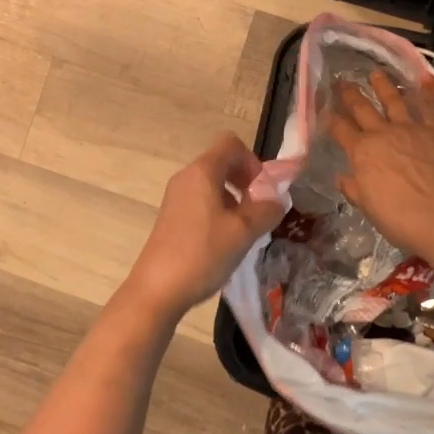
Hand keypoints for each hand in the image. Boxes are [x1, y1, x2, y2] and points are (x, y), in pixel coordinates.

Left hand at [123, 134, 283, 319]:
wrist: (157, 289)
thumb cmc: (202, 253)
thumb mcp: (244, 232)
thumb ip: (267, 210)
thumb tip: (276, 201)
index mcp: (202, 172)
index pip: (231, 143)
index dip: (252, 161)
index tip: (261, 190)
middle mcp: (186, 177)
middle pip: (222, 162)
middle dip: (245, 180)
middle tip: (257, 209)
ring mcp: (176, 197)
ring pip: (212, 183)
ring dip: (234, 198)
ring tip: (244, 228)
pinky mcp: (172, 216)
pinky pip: (201, 200)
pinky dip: (218, 210)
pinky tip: (224, 240)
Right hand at [328, 70, 433, 257]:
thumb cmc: (399, 217)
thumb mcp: (368, 206)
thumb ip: (354, 188)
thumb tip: (342, 177)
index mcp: (361, 152)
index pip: (340, 130)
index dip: (331, 118)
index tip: (325, 108)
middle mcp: (382, 133)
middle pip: (362, 108)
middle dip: (350, 94)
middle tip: (342, 81)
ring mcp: (409, 128)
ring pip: (393, 100)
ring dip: (383, 85)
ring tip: (375, 73)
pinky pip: (430, 107)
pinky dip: (428, 91)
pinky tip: (426, 78)